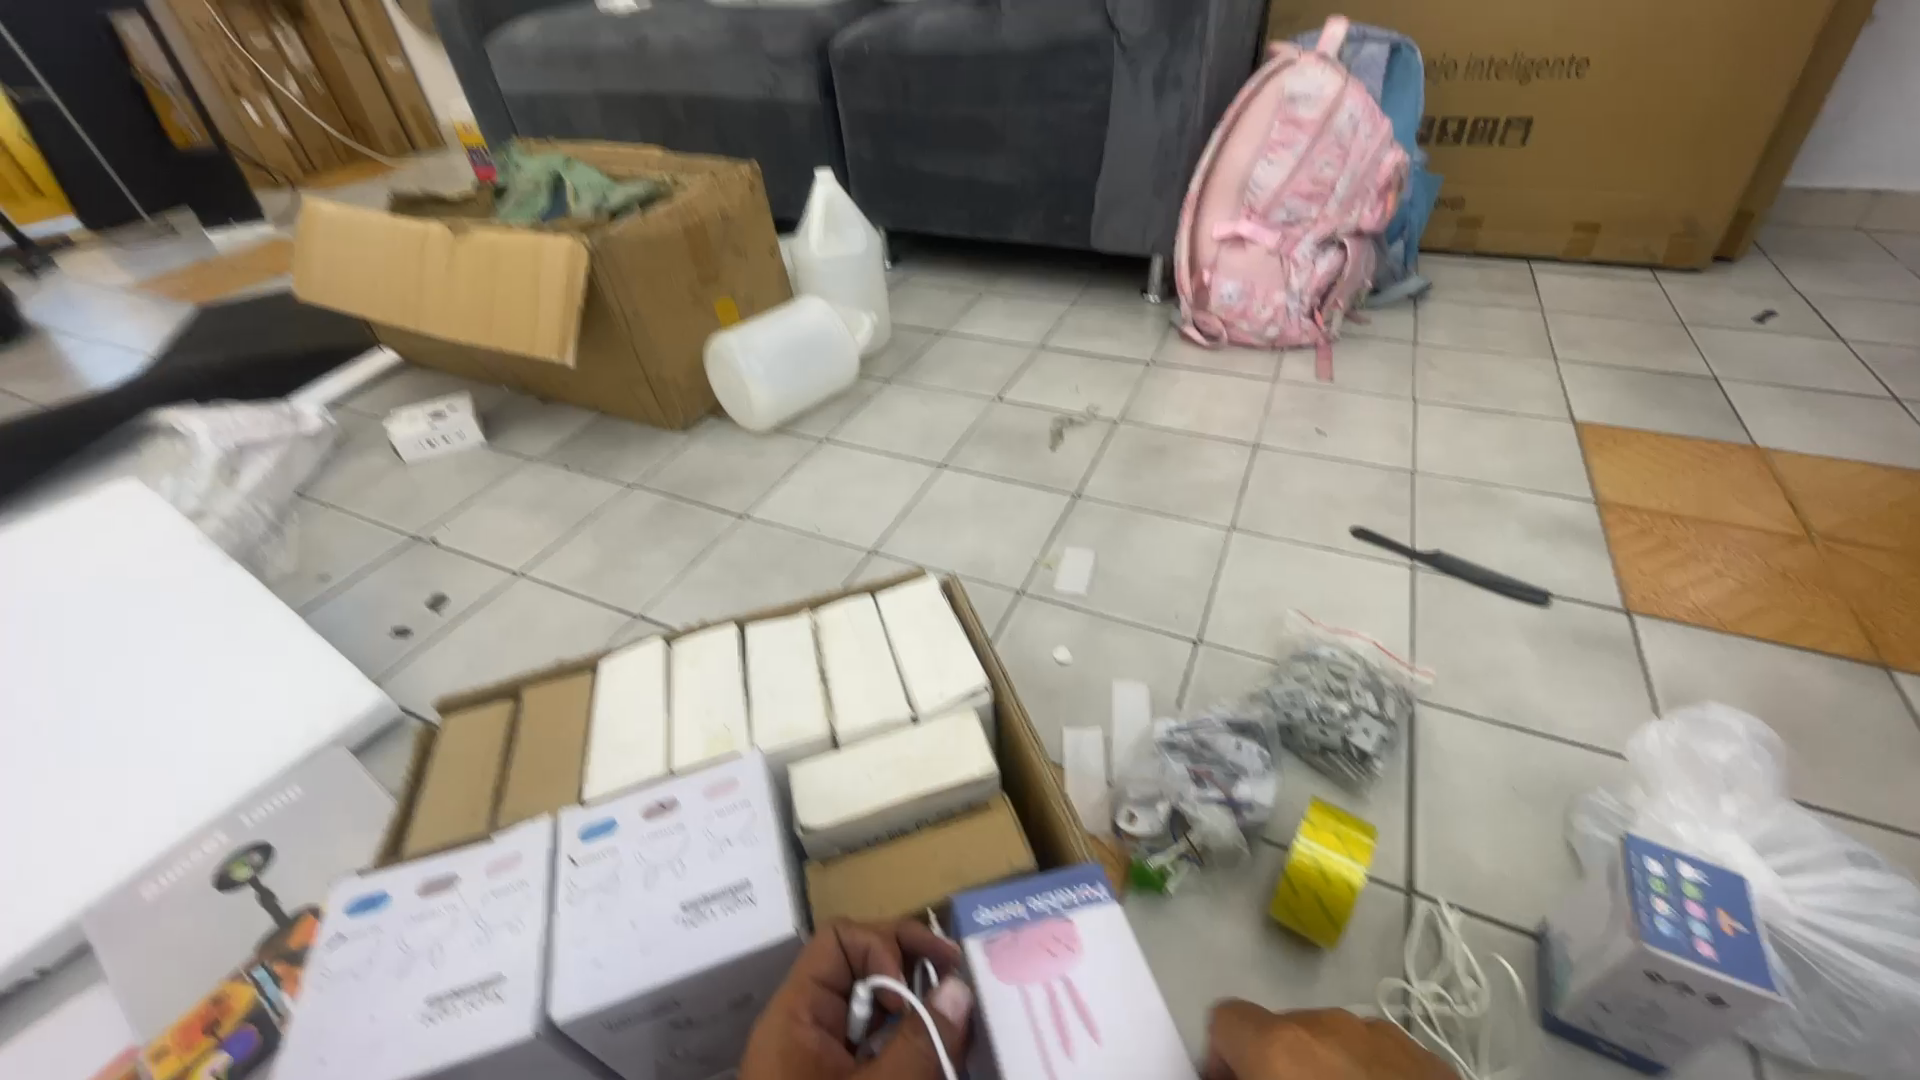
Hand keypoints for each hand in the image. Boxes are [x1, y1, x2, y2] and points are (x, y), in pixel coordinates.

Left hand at [740, 918, 973, 1079]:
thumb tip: (959, 987)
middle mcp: (808, 1027)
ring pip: (876, 1010)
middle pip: (861, 968)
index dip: (882, 947)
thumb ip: (919, 1044)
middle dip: (912, 970)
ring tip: (960, 1025)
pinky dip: (909, 1049)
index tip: (917, 988)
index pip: (840, 942)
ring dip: (917, 1011)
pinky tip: (942, 1059)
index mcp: (797, 1016)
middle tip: (959, 982)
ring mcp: (823, 1061)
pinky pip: (877, 1048)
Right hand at [1202, 1002, 1451, 1079]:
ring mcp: (1384, 1037)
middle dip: (1278, 1072)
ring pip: (1334, 1045)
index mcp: (1280, 1045)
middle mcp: (1327, 1025)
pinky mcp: (1431, 1061)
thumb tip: (1231, 1077)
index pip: (1224, 1020)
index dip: (1222, 1059)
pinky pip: (1381, 1060)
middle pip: (1280, 1033)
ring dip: (1327, 1076)